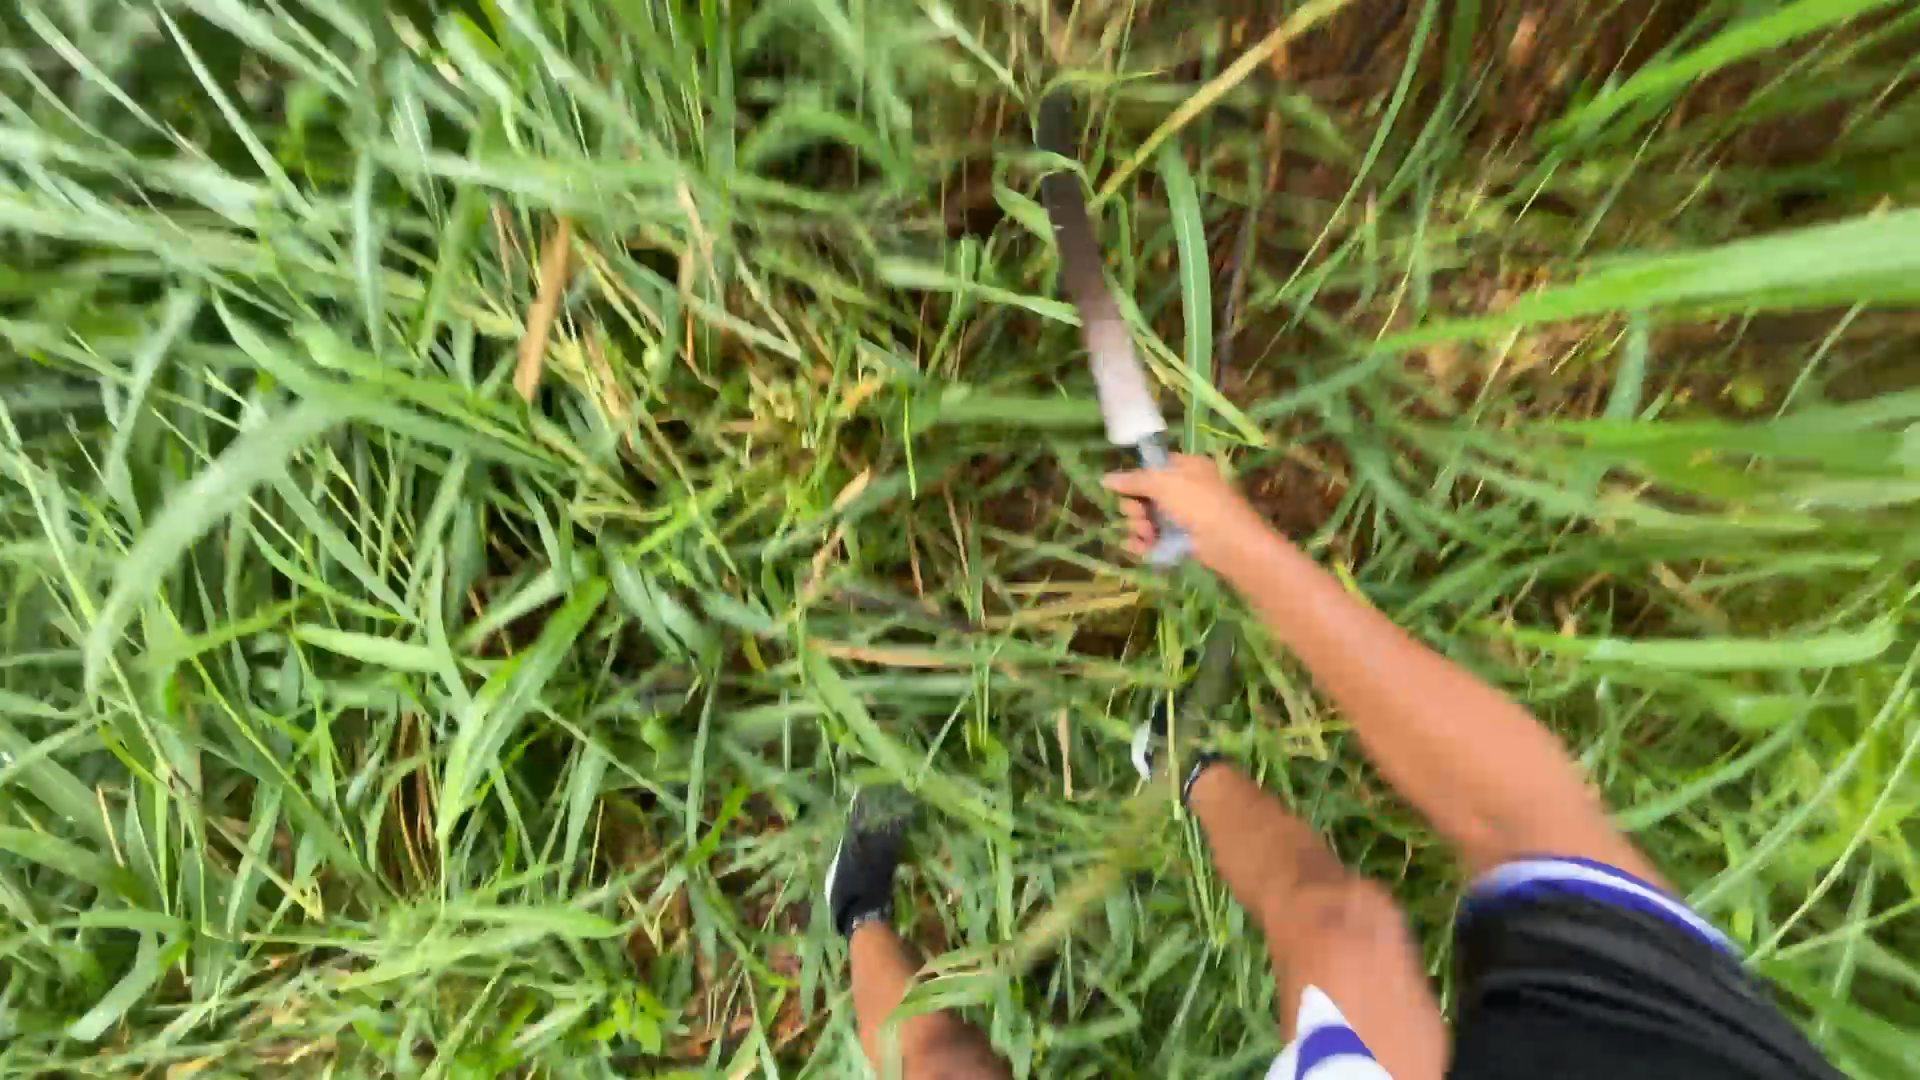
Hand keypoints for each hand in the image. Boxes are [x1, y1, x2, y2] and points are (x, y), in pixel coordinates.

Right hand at [1103, 454, 1274, 572]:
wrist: (1228, 543)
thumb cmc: (1198, 504)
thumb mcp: (1163, 484)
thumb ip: (1133, 480)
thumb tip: (1105, 478)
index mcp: (1185, 468)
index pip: (1153, 467)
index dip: (1136, 478)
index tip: (1124, 489)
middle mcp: (1182, 490)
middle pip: (1143, 495)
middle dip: (1135, 508)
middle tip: (1140, 515)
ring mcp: (1180, 517)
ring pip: (1145, 519)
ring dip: (1139, 527)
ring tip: (1148, 534)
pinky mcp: (1178, 541)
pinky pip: (1151, 539)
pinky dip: (1143, 543)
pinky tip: (1140, 547)